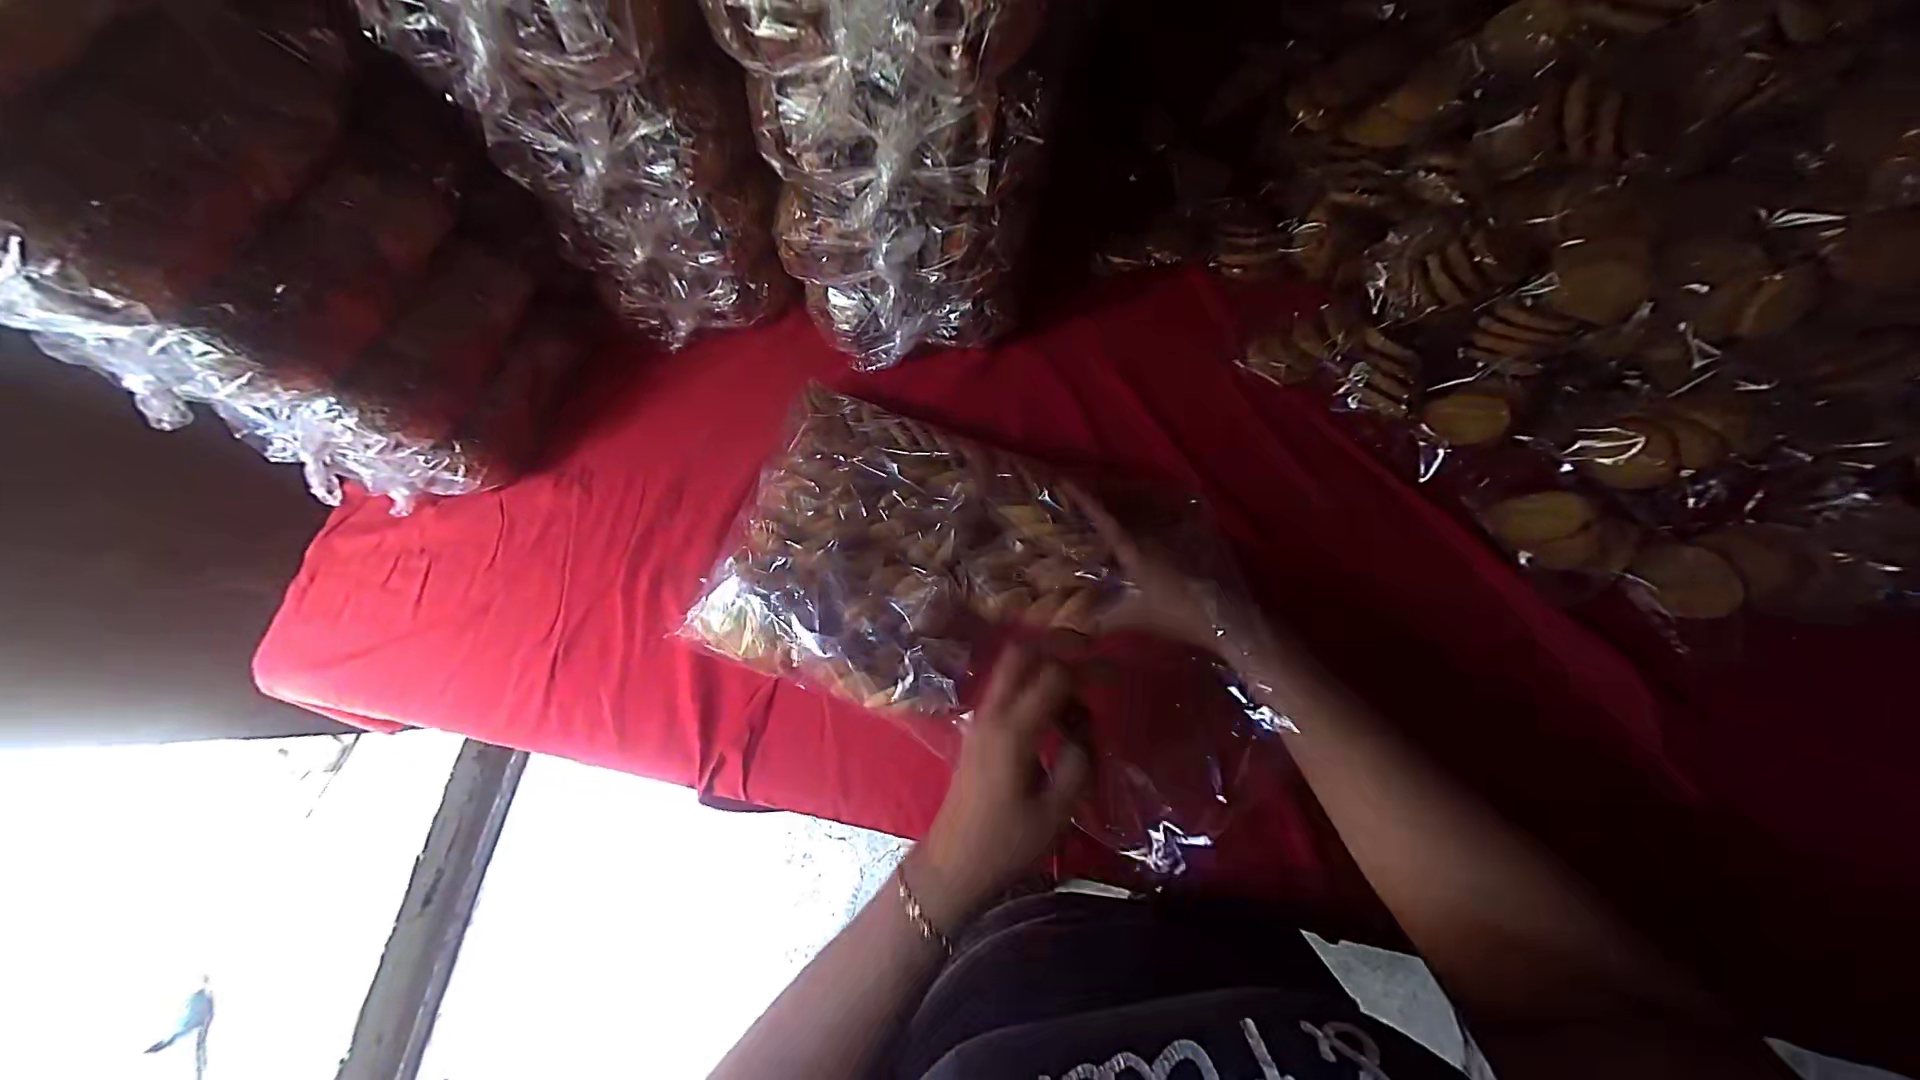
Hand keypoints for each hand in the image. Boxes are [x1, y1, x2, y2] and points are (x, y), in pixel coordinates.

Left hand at [907, 644, 1089, 932]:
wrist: (952, 864)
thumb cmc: (1005, 844)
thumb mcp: (1054, 813)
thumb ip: (1077, 764)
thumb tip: (1085, 732)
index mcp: (1012, 731)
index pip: (1053, 675)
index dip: (1087, 669)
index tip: (1114, 676)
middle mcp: (992, 714)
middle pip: (1021, 654)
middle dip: (1057, 649)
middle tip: (1090, 663)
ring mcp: (980, 719)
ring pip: (1011, 670)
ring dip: (1044, 671)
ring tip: (1077, 706)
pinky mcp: (978, 731)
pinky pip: (1006, 692)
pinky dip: (1031, 689)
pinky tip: (1055, 719)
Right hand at [1070, 486, 1260, 653]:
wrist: (1226, 618)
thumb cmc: (1177, 614)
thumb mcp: (1133, 618)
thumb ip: (1098, 618)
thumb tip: (1061, 621)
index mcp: (1134, 548)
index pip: (1103, 518)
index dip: (1082, 498)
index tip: (1064, 480)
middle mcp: (1149, 536)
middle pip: (1116, 513)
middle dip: (1093, 503)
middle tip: (1070, 497)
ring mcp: (1167, 539)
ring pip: (1132, 520)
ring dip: (1112, 514)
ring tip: (1090, 513)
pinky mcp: (1180, 546)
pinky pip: (1146, 530)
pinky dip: (1129, 528)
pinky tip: (1122, 538)